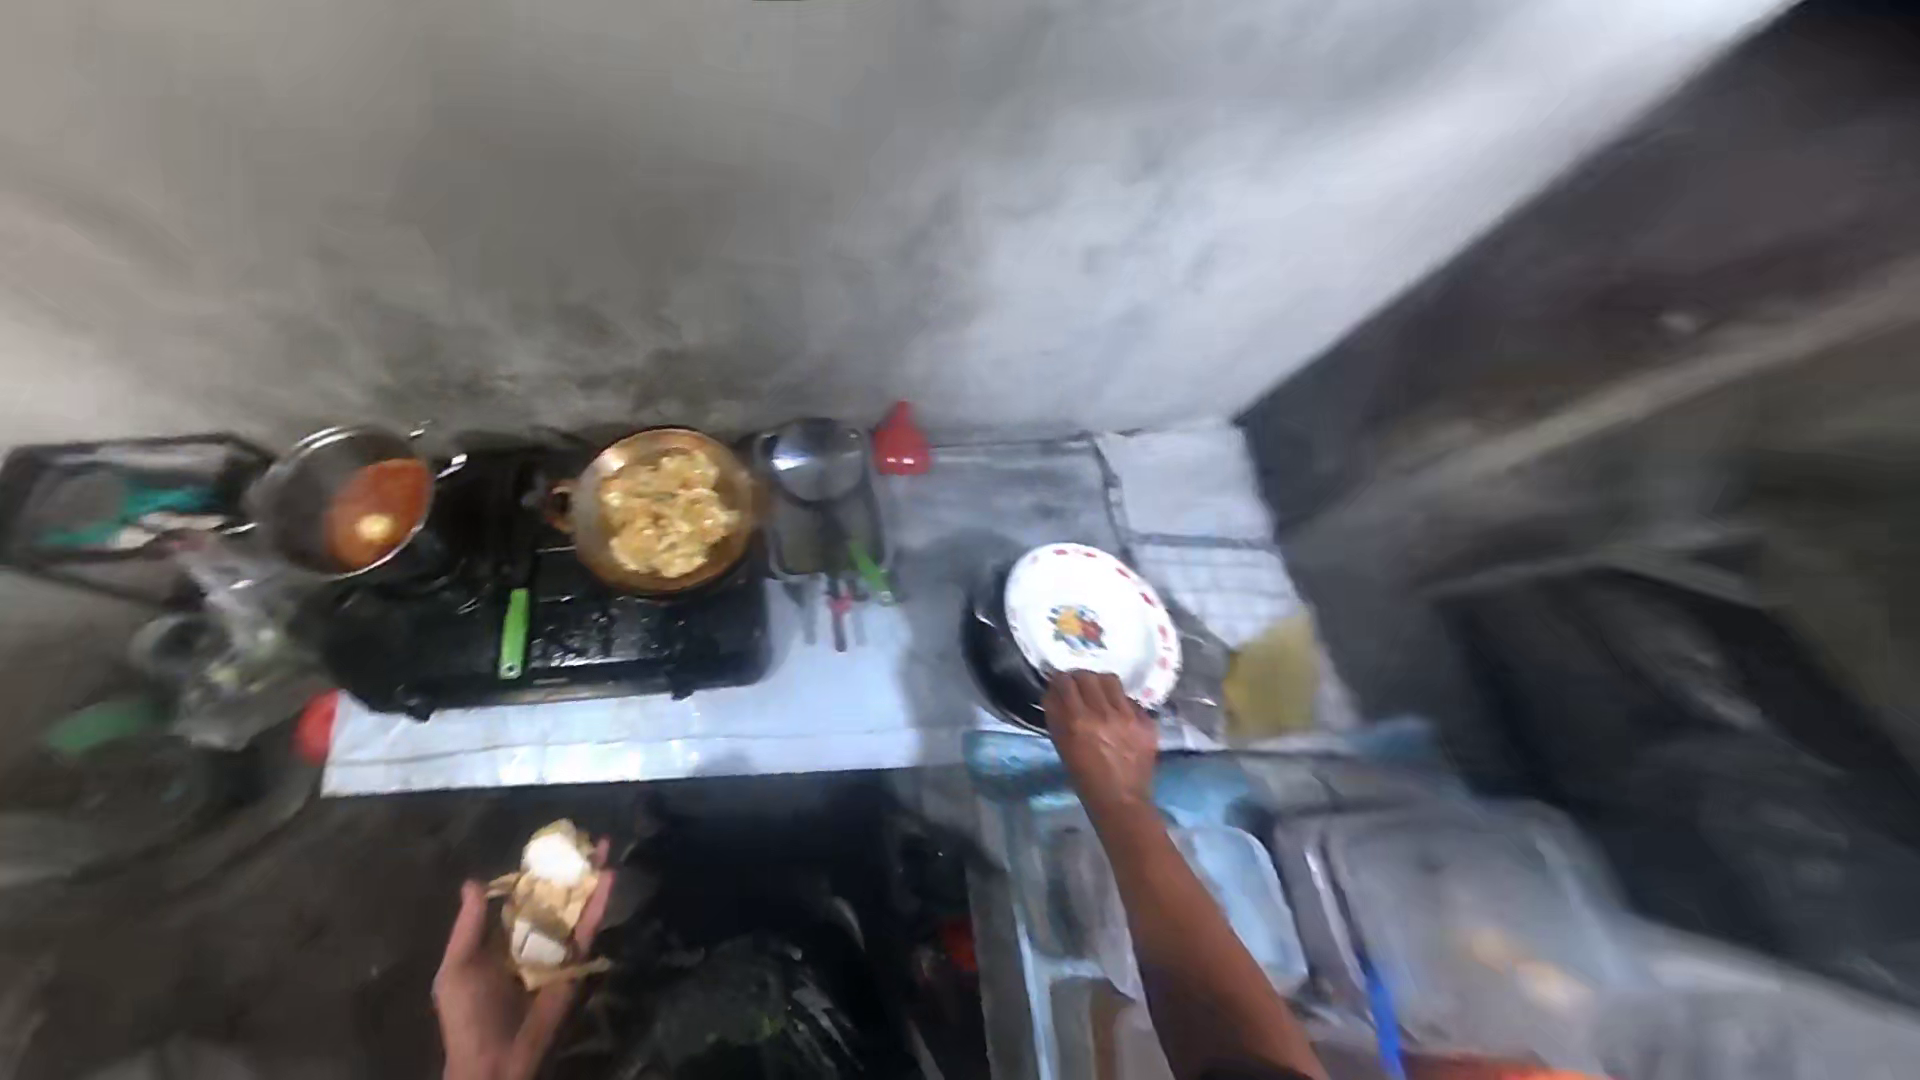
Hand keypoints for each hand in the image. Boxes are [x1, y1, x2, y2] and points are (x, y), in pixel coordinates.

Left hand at [433, 839, 613, 1079]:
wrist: (494, 1056)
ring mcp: (560, 944)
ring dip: (592, 874)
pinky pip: (591, 923)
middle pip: (558, 892)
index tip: (552, 844)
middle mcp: (536, 935)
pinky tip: (609, 875)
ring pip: (579, 901)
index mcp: (505, 938)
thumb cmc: (469, 1013)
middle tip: (585, 837)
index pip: (525, 896)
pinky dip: (601, 899)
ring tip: (603, 844)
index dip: (538, 870)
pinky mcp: (579, 955)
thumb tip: (473, 880)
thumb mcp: (457, 968)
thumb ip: (468, 926)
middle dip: (572, 866)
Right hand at [1044, 671, 1156, 815]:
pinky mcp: (1146, 722)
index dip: (1060, 679)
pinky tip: (1117, 714)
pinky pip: (1129, 699)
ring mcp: (1128, 716)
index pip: (1066, 682)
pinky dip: (1120, 702)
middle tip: (1078, 686)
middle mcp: (1103, 713)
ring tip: (1099, 694)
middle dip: (1079, 678)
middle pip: (1088, 676)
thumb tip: (1054, 689)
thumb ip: (1055, 713)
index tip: (1060, 683)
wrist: (1121, 799)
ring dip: (1100, 684)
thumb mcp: (1061, 744)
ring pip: (1111, 680)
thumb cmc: (1084, 775)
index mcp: (1078, 721)